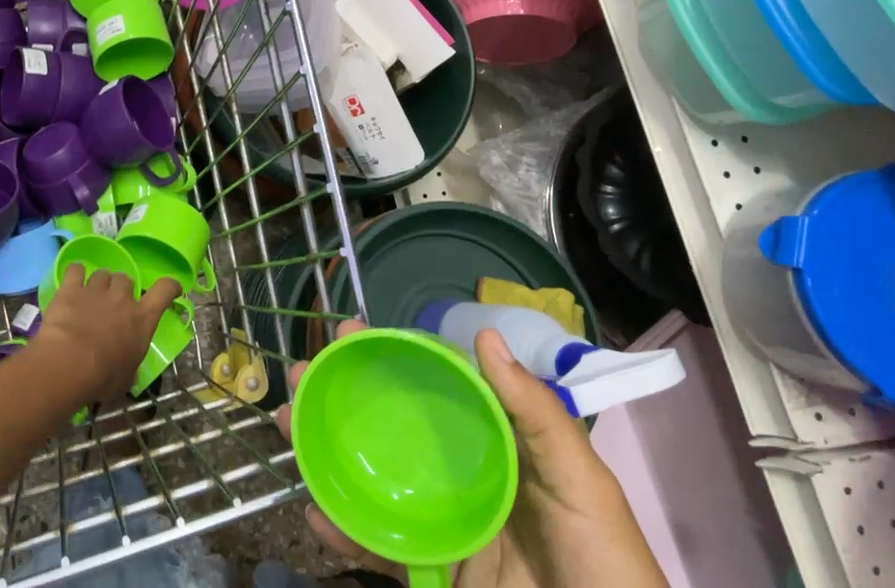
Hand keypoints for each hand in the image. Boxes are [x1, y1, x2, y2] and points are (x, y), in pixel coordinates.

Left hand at [29, 266, 182, 404]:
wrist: (69, 363)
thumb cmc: (102, 377)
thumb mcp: (125, 379)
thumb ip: (130, 369)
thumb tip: (129, 375)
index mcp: (142, 320)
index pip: (164, 291)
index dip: (170, 286)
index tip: (171, 288)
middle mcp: (122, 299)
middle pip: (126, 279)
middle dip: (121, 289)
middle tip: (113, 302)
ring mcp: (96, 290)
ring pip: (102, 274)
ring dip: (100, 282)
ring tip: (92, 294)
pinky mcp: (71, 289)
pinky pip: (76, 269)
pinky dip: (76, 273)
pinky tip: (73, 280)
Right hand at [273, 321, 668, 587]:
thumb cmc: (605, 564)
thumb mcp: (583, 484)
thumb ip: (537, 415)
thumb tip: (484, 336)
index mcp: (494, 448)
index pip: (433, 390)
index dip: (390, 358)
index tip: (348, 331)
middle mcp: (458, 478)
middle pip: (388, 430)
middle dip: (339, 399)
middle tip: (300, 375)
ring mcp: (440, 525)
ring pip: (371, 480)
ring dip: (325, 454)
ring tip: (290, 428)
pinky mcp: (429, 572)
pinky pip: (377, 547)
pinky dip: (342, 532)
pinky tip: (314, 513)